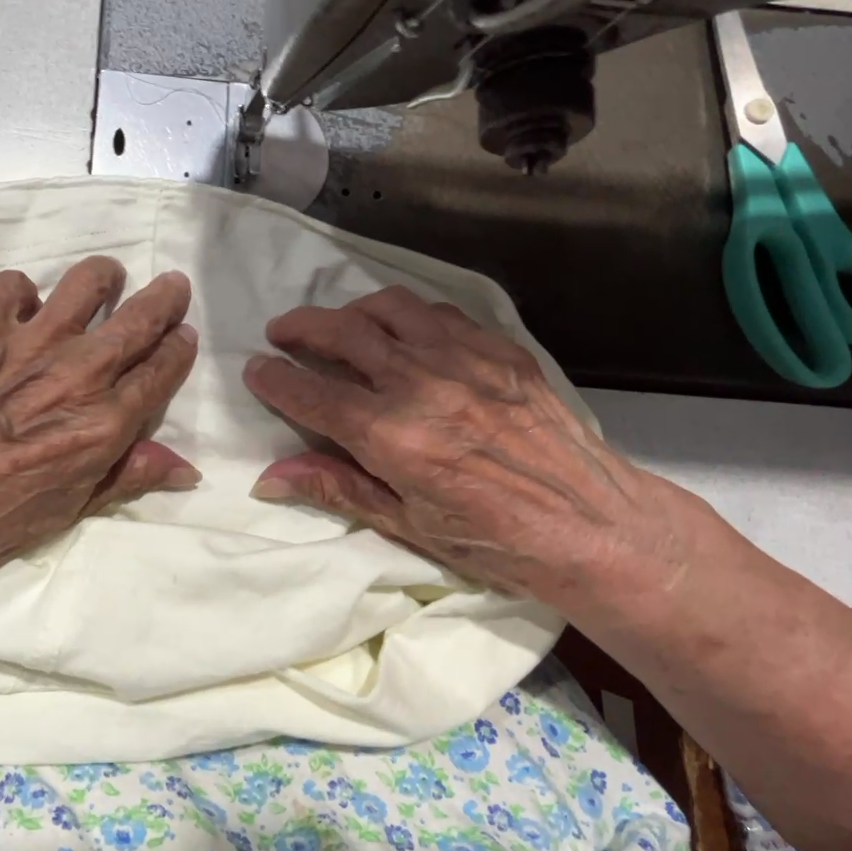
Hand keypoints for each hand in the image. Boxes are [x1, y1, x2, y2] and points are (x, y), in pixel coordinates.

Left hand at [0, 256, 199, 592]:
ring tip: (106, 278)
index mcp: (104, 423)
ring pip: (84, 285)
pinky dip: (22, 291)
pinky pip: (13, 286)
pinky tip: (21, 308)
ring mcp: (29, 344)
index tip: (183, 336)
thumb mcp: (69, 510)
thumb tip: (186, 468)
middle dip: (164, 298)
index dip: (178, 350)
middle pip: (137, 321)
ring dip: (103, 277)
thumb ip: (129, 478)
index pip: (160, 372)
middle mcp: (77, 374)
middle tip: (172, 284)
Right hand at [242, 286, 687, 601]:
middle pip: (343, 334)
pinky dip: (406, 315)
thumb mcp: (407, 526)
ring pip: (389, 309)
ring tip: (337, 324)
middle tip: (281, 333)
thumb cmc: (495, 542)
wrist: (597, 528)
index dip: (274, 379)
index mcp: (394, 438)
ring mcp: (466, 361)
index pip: (313, 394)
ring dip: (350, 310)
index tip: (254, 369)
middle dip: (300, 328)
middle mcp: (423, 386)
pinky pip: (439, 314)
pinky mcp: (501, 352)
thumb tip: (269, 476)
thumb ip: (337, 488)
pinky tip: (401, 331)